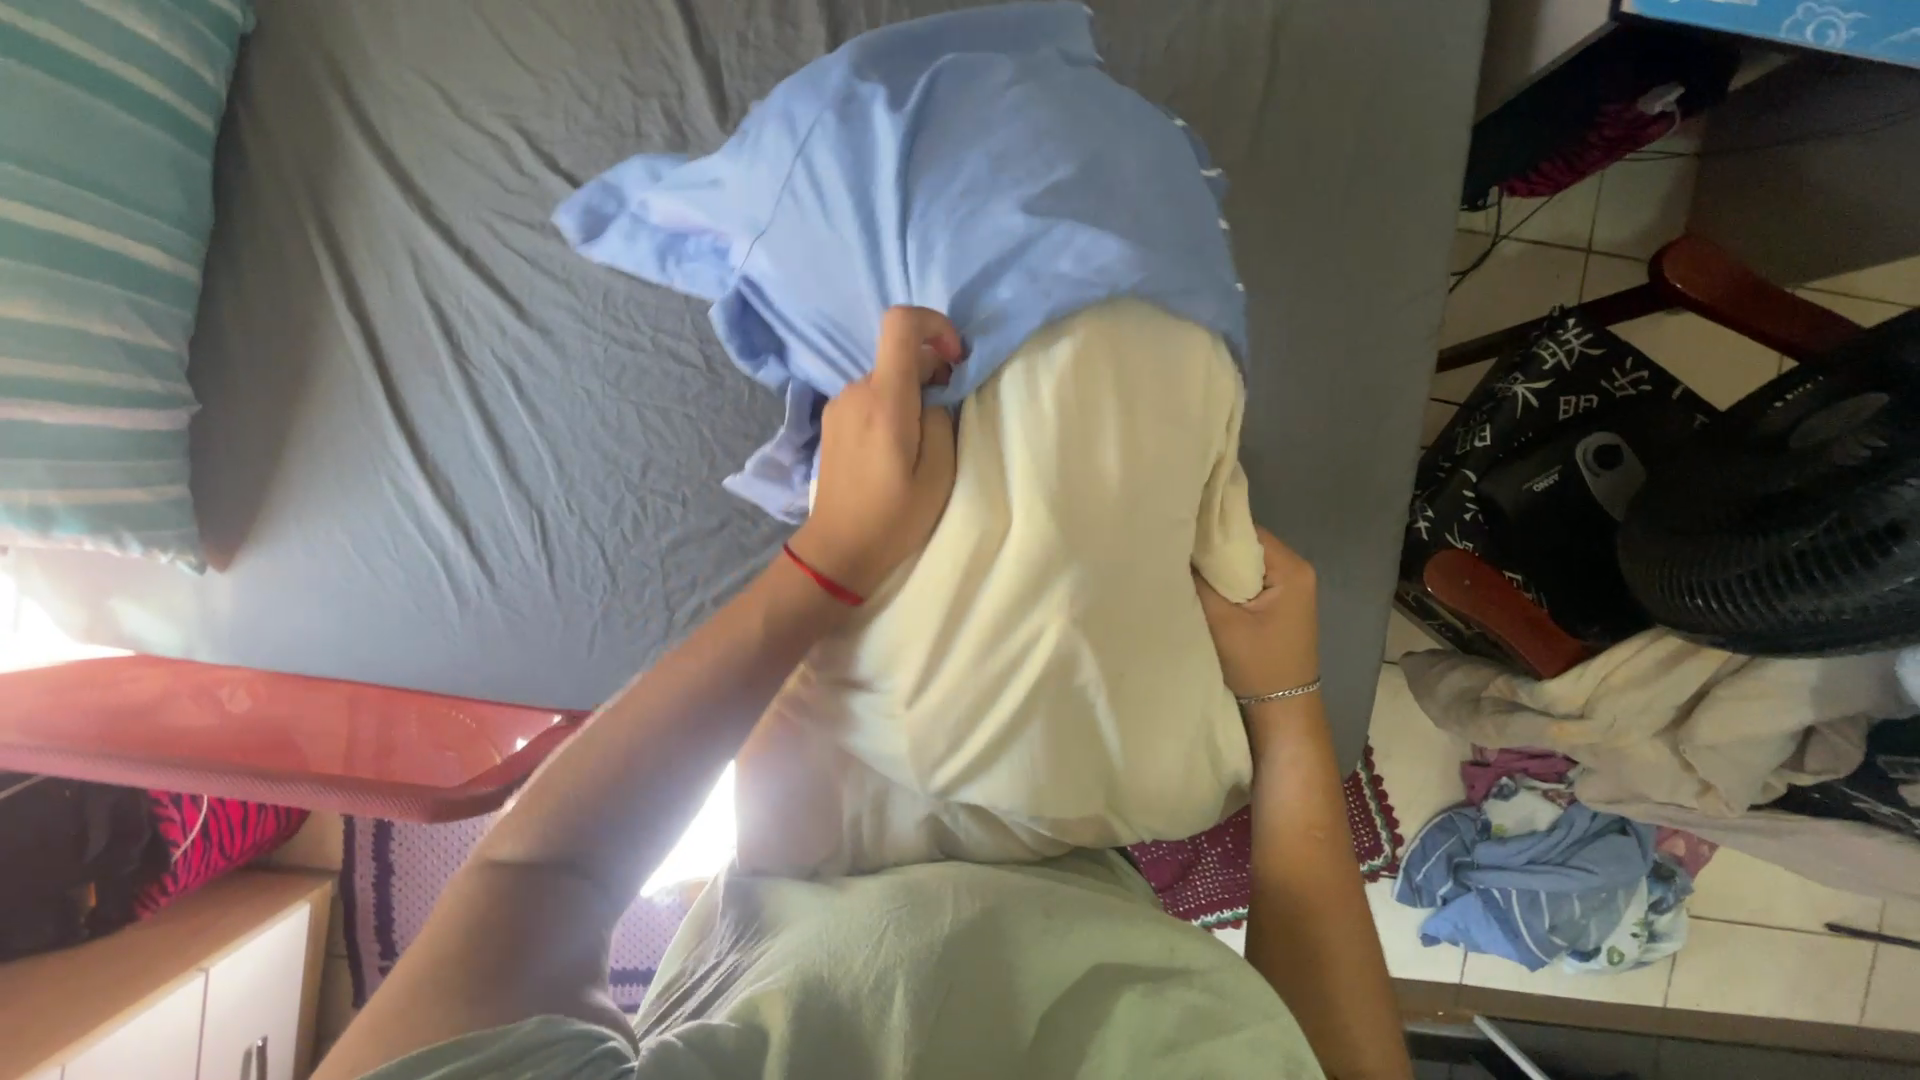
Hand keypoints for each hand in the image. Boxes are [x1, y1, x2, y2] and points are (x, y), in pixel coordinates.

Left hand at [787, 306, 962, 597]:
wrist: (839, 549)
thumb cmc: (894, 517)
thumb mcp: (939, 474)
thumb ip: (942, 421)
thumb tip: (934, 399)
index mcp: (884, 400)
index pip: (901, 323)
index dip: (935, 326)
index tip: (956, 360)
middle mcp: (856, 392)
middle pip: (898, 355)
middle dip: (931, 373)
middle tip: (947, 416)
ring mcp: (839, 405)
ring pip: (885, 379)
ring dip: (910, 394)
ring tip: (921, 442)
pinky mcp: (832, 421)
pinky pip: (869, 398)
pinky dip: (890, 407)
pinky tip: (896, 449)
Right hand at [1194, 527, 1319, 698]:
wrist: (1282, 707)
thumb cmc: (1257, 664)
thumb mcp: (1223, 623)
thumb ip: (1201, 583)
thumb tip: (1180, 552)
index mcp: (1292, 570)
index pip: (1247, 531)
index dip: (1214, 530)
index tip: (1182, 533)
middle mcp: (1297, 570)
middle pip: (1248, 545)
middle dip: (1215, 548)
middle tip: (1179, 551)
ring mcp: (1291, 586)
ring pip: (1247, 562)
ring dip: (1220, 566)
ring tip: (1187, 567)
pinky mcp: (1281, 601)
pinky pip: (1250, 578)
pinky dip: (1229, 580)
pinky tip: (1205, 586)